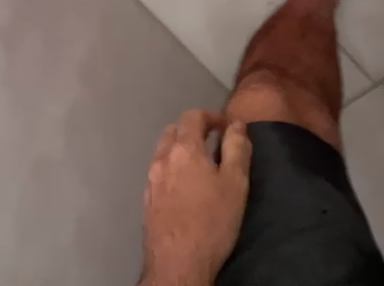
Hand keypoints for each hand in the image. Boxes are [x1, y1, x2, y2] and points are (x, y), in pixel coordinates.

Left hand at [140, 110, 251, 285]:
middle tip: (212, 144)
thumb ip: (237, 148)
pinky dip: (171, 170)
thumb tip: (236, 124)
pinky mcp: (146, 202)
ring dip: (180, 150)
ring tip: (199, 167)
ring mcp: (151, 181)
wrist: (177, 267)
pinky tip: (184, 189)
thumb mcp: (236, 183)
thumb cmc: (211, 222)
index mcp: (184, 149)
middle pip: (174, 130)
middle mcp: (162, 159)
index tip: (226, 127)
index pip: (193, 116)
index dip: (211, 116)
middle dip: (193, 130)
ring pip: (163, 152)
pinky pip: (158, 173)